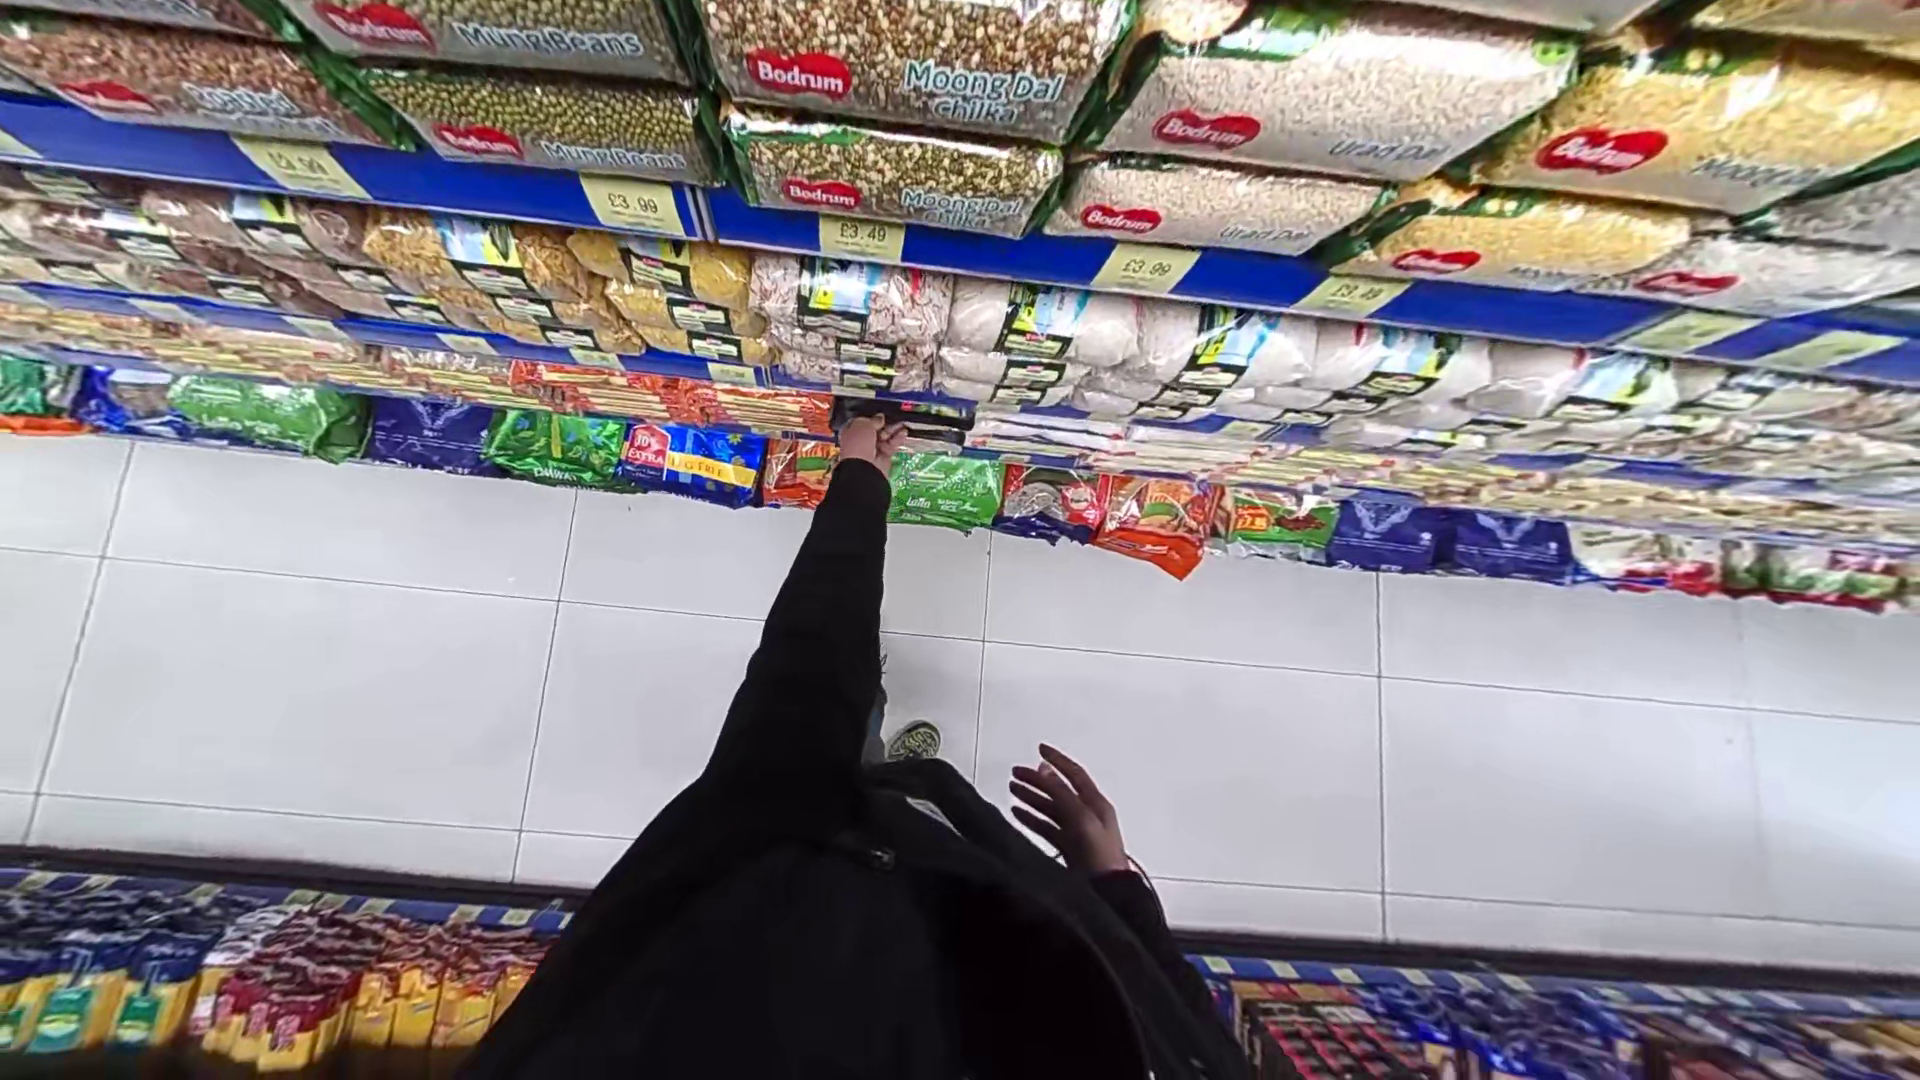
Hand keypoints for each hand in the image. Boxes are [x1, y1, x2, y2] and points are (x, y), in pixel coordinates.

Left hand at [838, 415, 907, 476]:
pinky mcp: (883, 457)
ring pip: (885, 437)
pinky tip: (903, 432)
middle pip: (875, 429)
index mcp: (850, 432)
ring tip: (902, 423)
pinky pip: (891, 445)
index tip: (879, 412)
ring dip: (893, 429)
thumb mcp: (863, 425)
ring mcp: (873, 449)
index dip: (870, 417)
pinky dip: (898, 439)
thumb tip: (880, 417)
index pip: (861, 422)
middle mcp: (861, 441)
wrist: (864, 468)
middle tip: (893, 416)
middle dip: (884, 423)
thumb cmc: (857, 445)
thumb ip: (872, 419)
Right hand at [1010, 744, 1129, 875]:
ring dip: (1032, 797)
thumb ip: (1061, 793)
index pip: (1074, 774)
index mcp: (1095, 803)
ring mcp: (1076, 832)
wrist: (1108, 896)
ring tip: (1012, 789)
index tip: (1039, 749)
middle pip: (1058, 790)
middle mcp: (1086, 814)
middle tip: (1015, 772)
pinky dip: (1032, 819)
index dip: (1057, 760)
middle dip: (1037, 779)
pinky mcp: (1067, 849)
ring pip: (1050, 808)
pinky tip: (1017, 813)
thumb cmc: (1098, 853)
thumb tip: (1043, 767)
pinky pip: (1046, 828)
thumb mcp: (1081, 818)